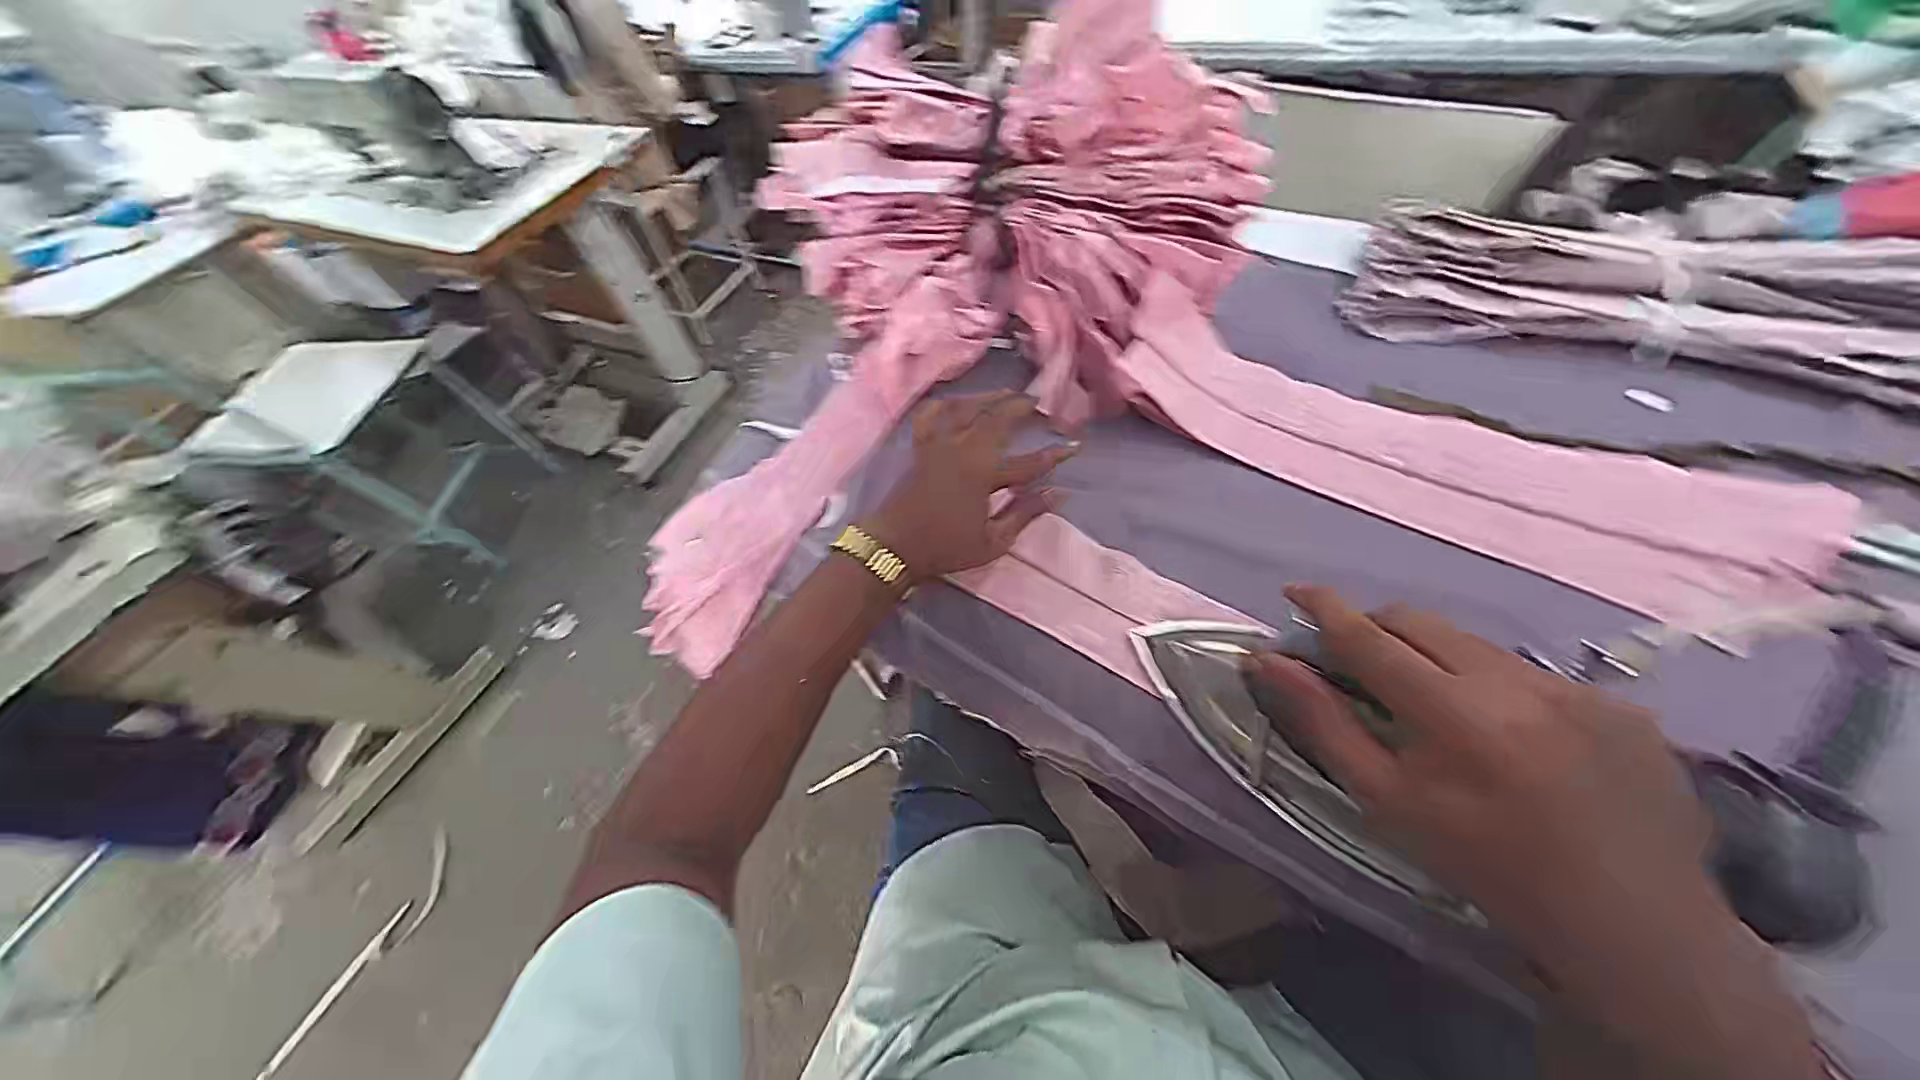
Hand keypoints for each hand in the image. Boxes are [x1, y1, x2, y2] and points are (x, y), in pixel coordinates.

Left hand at [863, 391, 1075, 583]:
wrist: (895, 546)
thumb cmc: (946, 548)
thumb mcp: (994, 541)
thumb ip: (1025, 513)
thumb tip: (1058, 494)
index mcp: (984, 475)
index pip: (1028, 463)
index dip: (1054, 455)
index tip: (1074, 446)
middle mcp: (962, 450)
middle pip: (998, 419)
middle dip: (1022, 408)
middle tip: (1040, 404)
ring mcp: (938, 444)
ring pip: (966, 408)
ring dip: (989, 397)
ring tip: (1007, 393)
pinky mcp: (919, 446)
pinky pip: (931, 414)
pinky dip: (946, 403)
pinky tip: (957, 400)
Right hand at [1247, 587, 1821, 1079]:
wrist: (1633, 927)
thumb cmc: (1483, 865)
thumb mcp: (1385, 800)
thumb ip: (1323, 722)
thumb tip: (1267, 661)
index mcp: (1456, 717)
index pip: (1371, 639)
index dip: (1327, 609)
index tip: (1295, 590)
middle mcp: (1519, 686)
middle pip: (1420, 622)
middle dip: (1376, 628)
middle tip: (1356, 657)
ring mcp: (1579, 690)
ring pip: (1473, 643)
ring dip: (1434, 656)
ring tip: (1435, 705)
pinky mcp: (1622, 703)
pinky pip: (1529, 671)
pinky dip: (1493, 685)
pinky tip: (1509, 735)